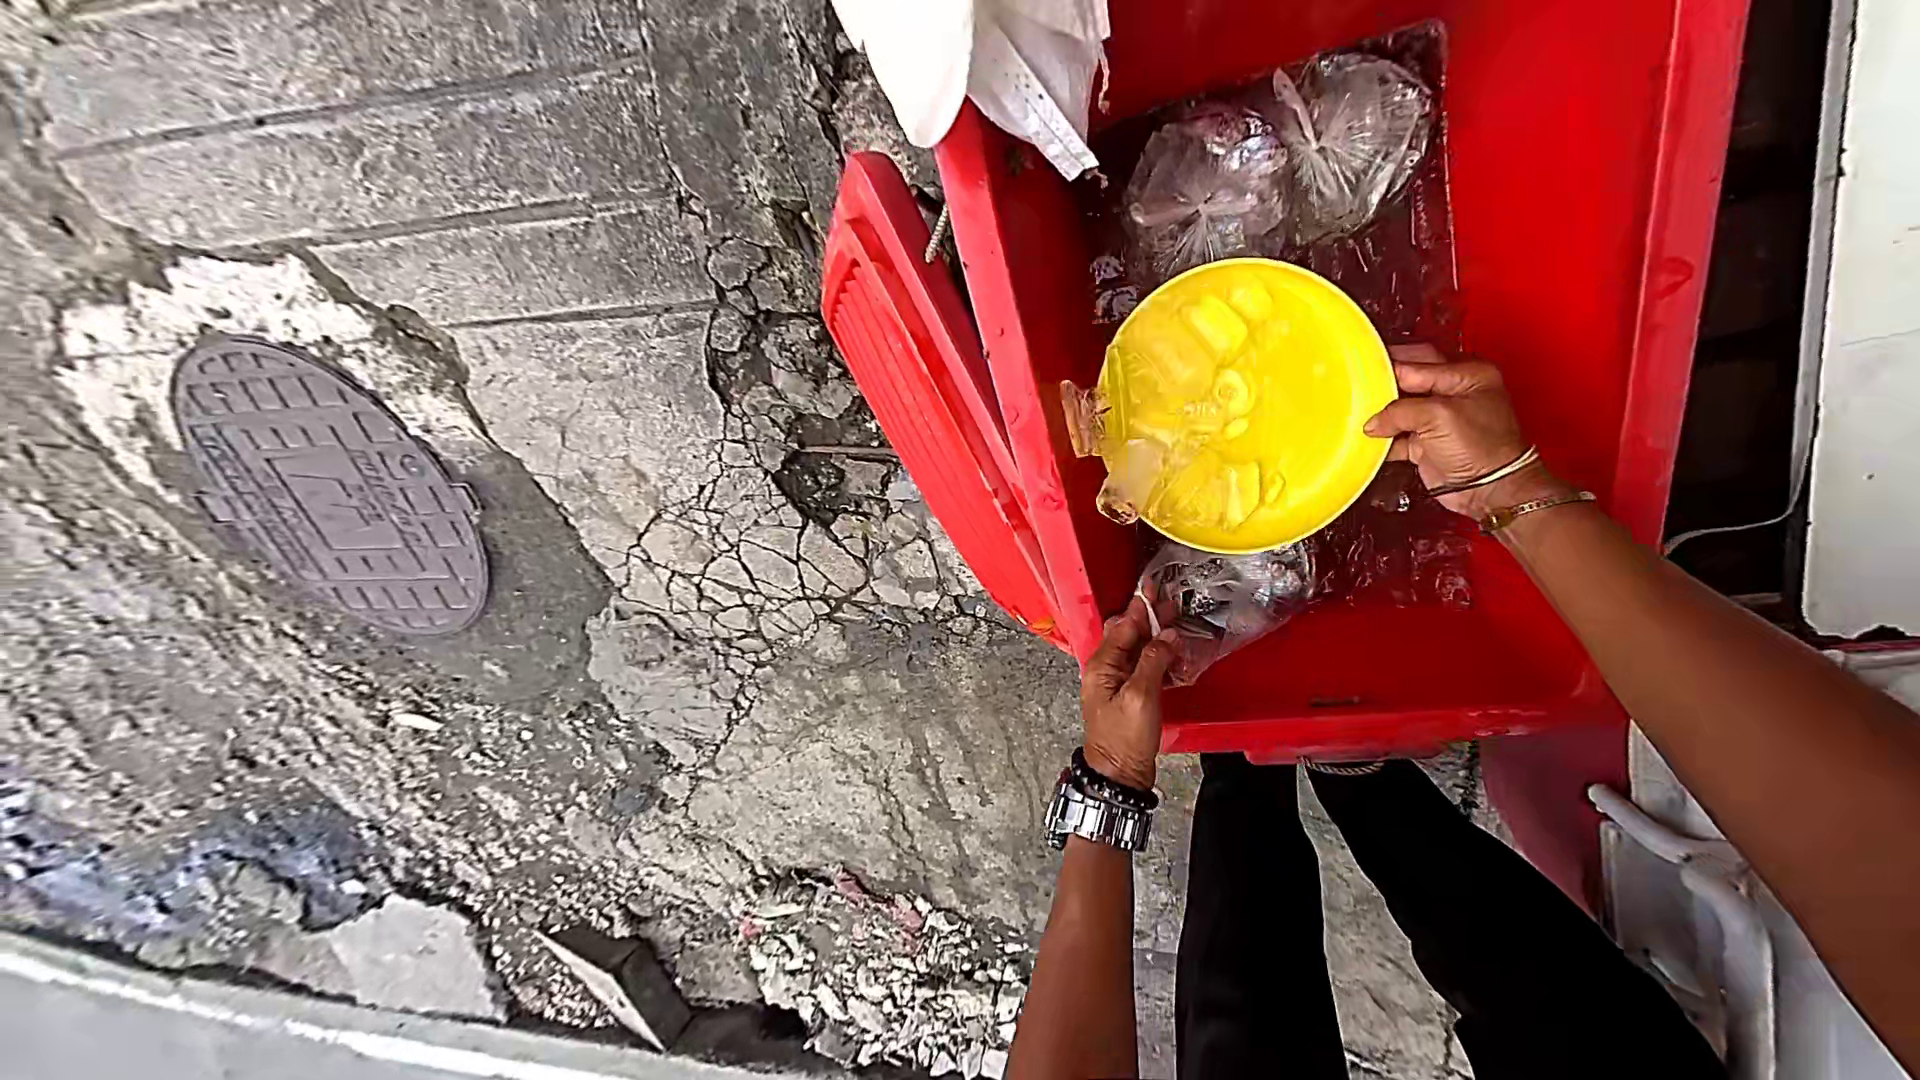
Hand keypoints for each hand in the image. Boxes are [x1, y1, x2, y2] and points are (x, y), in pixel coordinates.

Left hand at [1080, 595, 1177, 789]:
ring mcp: (1118, 682)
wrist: (1119, 775)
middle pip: (1130, 635)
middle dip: (1150, 618)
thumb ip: (1153, 662)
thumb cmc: (1124, 738)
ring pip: (1139, 649)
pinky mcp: (1130, 695)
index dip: (1140, 609)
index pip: (1123, 628)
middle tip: (1171, 603)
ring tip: (1177, 623)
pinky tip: (1175, 653)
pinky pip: (1144, 667)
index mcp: (1102, 665)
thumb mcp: (1140, 697)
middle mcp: (1107, 669)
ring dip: (1157, 637)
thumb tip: (1167, 636)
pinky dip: (1159, 657)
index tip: (1155, 591)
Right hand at [1363, 343, 1571, 518]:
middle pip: (1406, 381)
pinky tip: (1366, 437)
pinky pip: (1394, 433)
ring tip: (1356, 410)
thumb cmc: (1483, 448)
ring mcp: (1438, 417)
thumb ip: (1399, 411)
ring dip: (1378, 411)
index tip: (1360, 368)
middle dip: (1382, 384)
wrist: (1489, 488)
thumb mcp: (1439, 416)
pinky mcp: (1425, 441)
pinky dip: (1380, 437)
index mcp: (1466, 375)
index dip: (1388, 366)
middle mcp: (1452, 392)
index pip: (1417, 362)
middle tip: (1356, 384)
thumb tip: (1372, 420)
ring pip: (1397, 407)